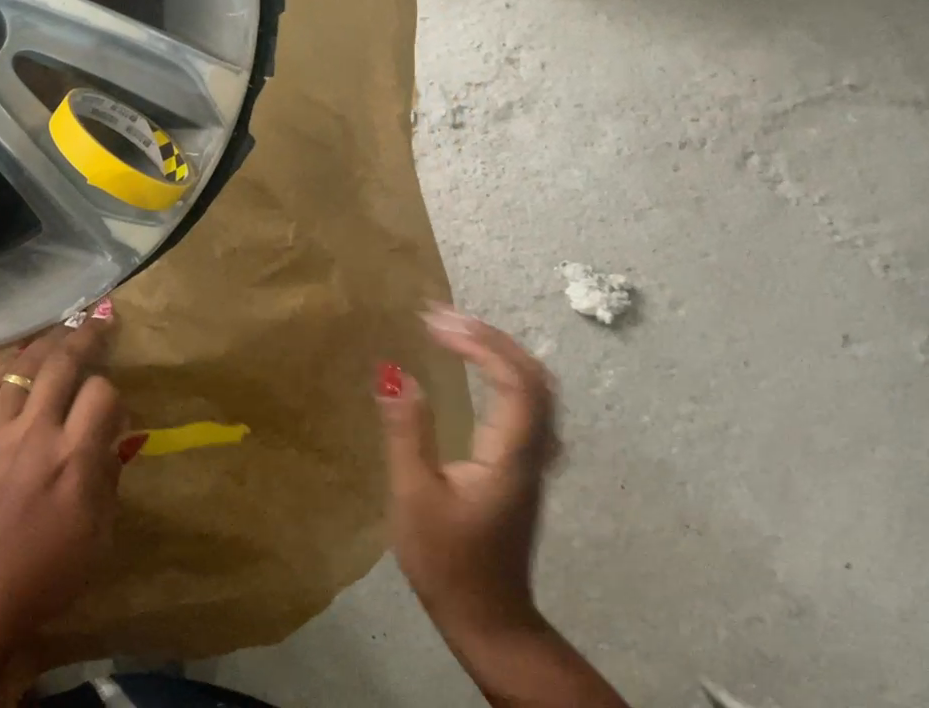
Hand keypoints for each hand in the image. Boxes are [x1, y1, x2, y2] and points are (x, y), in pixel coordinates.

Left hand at [0, 318, 125, 707]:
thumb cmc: (42, 577)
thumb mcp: (97, 539)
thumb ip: (108, 481)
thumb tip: (114, 440)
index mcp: (73, 461)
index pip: (103, 395)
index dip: (115, 394)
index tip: (117, 408)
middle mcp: (35, 434)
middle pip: (62, 365)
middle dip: (86, 337)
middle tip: (101, 320)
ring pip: (23, 366)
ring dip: (47, 341)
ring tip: (65, 327)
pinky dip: (11, 364)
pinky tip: (22, 356)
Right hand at [377, 304, 559, 638]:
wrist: (487, 616)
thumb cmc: (446, 558)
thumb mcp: (414, 493)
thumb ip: (407, 430)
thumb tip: (394, 372)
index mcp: (510, 456)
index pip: (515, 382)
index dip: (479, 343)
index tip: (432, 322)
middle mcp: (533, 453)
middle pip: (536, 380)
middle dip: (492, 338)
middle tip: (442, 315)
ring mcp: (532, 463)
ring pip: (536, 392)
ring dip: (499, 354)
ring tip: (453, 333)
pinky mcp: (521, 471)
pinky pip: (524, 407)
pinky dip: (500, 376)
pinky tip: (472, 374)